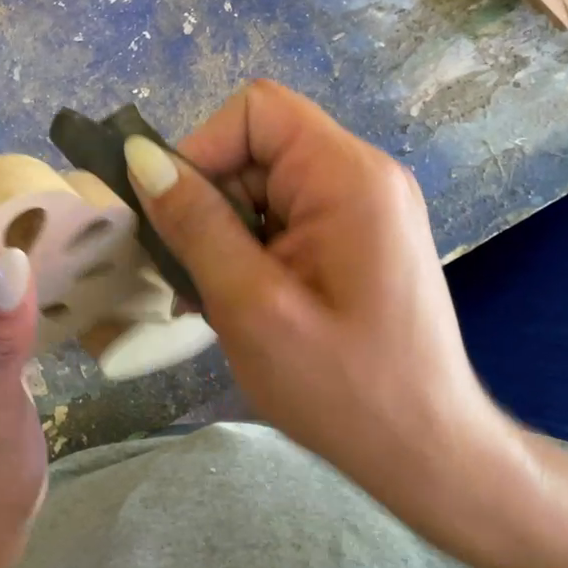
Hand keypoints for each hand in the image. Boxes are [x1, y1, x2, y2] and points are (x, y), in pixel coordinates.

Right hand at [122, 81, 530, 533]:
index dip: (201, 149)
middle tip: (192, 273)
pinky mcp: (352, 239)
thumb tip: (140, 158)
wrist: (427, 456)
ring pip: (256, 185)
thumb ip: (195, 223)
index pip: (255, 110)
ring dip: (219, 232)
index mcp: (347, 178)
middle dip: (207, 201)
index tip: (177, 215)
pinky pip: (277, 216)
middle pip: (253, 147)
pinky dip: (243, 250)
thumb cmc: (342, 387)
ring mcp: (360, 208)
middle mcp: (360, 177)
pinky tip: (239, 300)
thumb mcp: (250, 304)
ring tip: (213, 297)